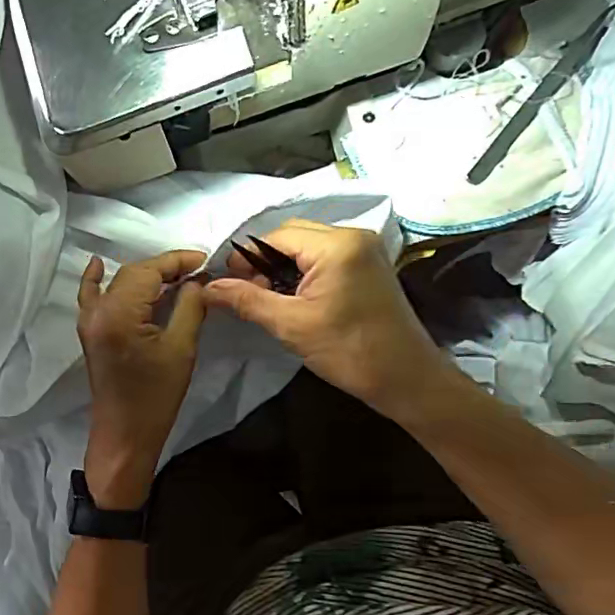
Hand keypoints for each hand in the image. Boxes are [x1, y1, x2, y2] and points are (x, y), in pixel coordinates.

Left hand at [77, 250, 208, 510]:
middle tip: (198, 270)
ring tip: (177, 277)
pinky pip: (91, 297)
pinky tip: (98, 264)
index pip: (148, 271)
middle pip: (133, 274)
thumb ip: (190, 306)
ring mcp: (89, 321)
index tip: (205, 259)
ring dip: (146, 276)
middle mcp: (97, 310)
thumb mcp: (181, 348)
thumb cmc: (156, 396)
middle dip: (165, 268)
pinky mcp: (90, 332)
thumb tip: (198, 280)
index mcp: (118, 312)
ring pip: (118, 283)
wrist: (125, 435)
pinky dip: (96, 280)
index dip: (176, 261)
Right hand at [203, 220, 454, 421]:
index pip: (276, 236)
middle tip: (248, 292)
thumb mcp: (291, 325)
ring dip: (285, 267)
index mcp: (336, 245)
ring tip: (269, 298)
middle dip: (265, 261)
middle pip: (293, 236)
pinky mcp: (370, 266)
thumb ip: (248, 300)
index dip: (248, 258)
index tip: (228, 283)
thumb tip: (209, 287)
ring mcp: (366, 250)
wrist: (406, 378)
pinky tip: (295, 298)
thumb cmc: (349, 351)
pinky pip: (327, 258)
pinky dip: (306, 273)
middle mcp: (354, 236)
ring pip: (309, 247)